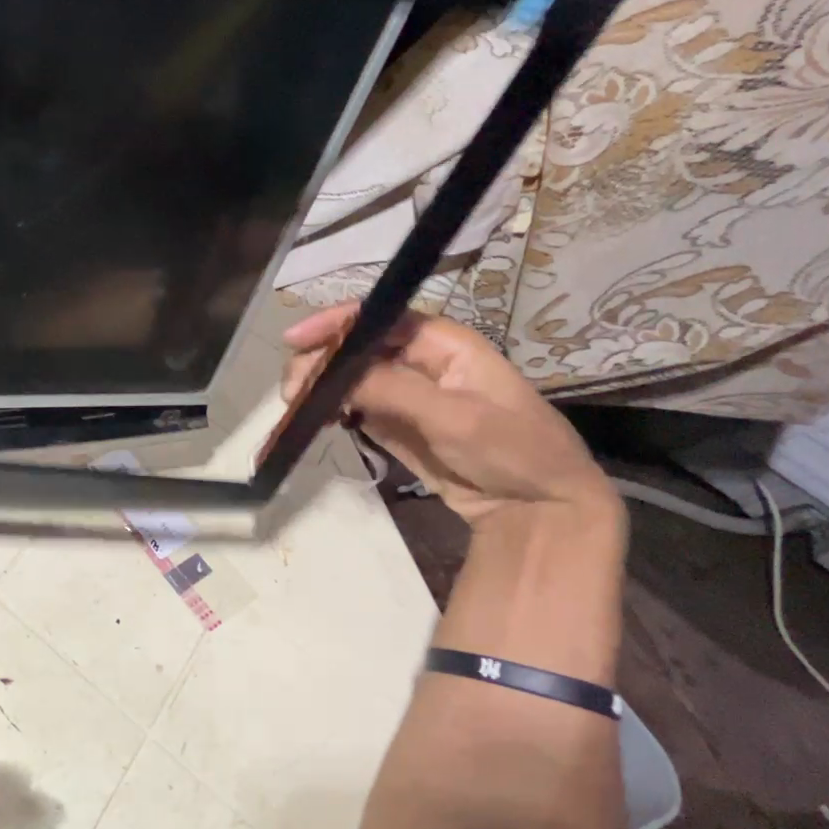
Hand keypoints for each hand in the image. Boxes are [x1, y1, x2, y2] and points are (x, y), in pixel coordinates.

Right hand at [281, 302, 617, 526]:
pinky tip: (313, 419)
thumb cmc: (512, 451)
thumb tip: (330, 373)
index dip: (337, 322)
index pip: (381, 318)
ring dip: (319, 385)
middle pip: (358, 346)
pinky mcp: (395, 422)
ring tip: (295, 407)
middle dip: (320, 360)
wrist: (537, 510)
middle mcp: (422, 361)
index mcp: (446, 344)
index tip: (295, 340)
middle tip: (291, 389)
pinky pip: (353, 405)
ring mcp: (407, 393)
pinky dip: (329, 408)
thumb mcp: (456, 418)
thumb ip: (392, 389)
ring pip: (349, 375)